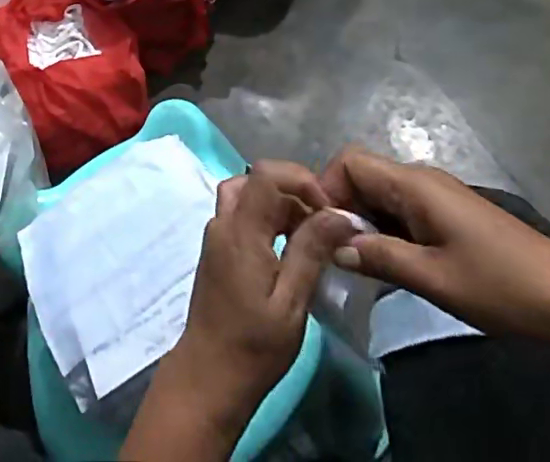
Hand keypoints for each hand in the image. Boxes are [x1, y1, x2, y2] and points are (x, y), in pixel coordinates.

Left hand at [153, 166, 353, 433]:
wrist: (210, 374)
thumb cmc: (255, 344)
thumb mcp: (292, 302)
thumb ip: (311, 251)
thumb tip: (339, 214)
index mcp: (240, 231)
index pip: (265, 174)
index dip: (300, 179)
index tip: (327, 208)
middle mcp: (222, 224)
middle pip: (254, 180)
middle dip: (292, 191)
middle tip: (322, 222)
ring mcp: (215, 235)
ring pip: (244, 195)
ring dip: (278, 204)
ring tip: (309, 235)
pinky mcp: (216, 249)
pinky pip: (239, 215)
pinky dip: (265, 217)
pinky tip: (288, 248)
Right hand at [317, 148, 549, 348]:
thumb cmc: (504, 287)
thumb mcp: (433, 278)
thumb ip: (377, 257)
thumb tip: (331, 246)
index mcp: (414, 183)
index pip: (348, 162)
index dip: (325, 188)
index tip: (318, 229)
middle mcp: (422, 179)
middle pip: (361, 174)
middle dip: (340, 206)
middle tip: (332, 249)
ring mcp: (438, 196)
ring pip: (379, 194)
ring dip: (362, 221)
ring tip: (356, 260)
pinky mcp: (451, 215)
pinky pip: (400, 209)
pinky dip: (384, 229)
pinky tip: (389, 262)